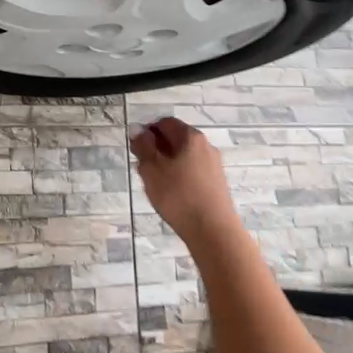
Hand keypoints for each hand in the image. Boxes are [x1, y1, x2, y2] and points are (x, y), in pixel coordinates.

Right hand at [130, 118, 240, 244]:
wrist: (212, 229)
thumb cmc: (178, 196)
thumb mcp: (153, 169)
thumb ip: (143, 147)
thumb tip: (136, 128)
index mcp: (191, 137)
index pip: (165, 123)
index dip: (147, 132)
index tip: (136, 150)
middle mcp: (206, 146)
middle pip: (176, 139)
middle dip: (157, 149)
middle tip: (143, 169)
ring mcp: (214, 164)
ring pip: (184, 157)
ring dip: (167, 164)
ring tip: (155, 184)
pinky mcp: (216, 182)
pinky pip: (193, 171)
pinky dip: (179, 176)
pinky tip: (172, 194)